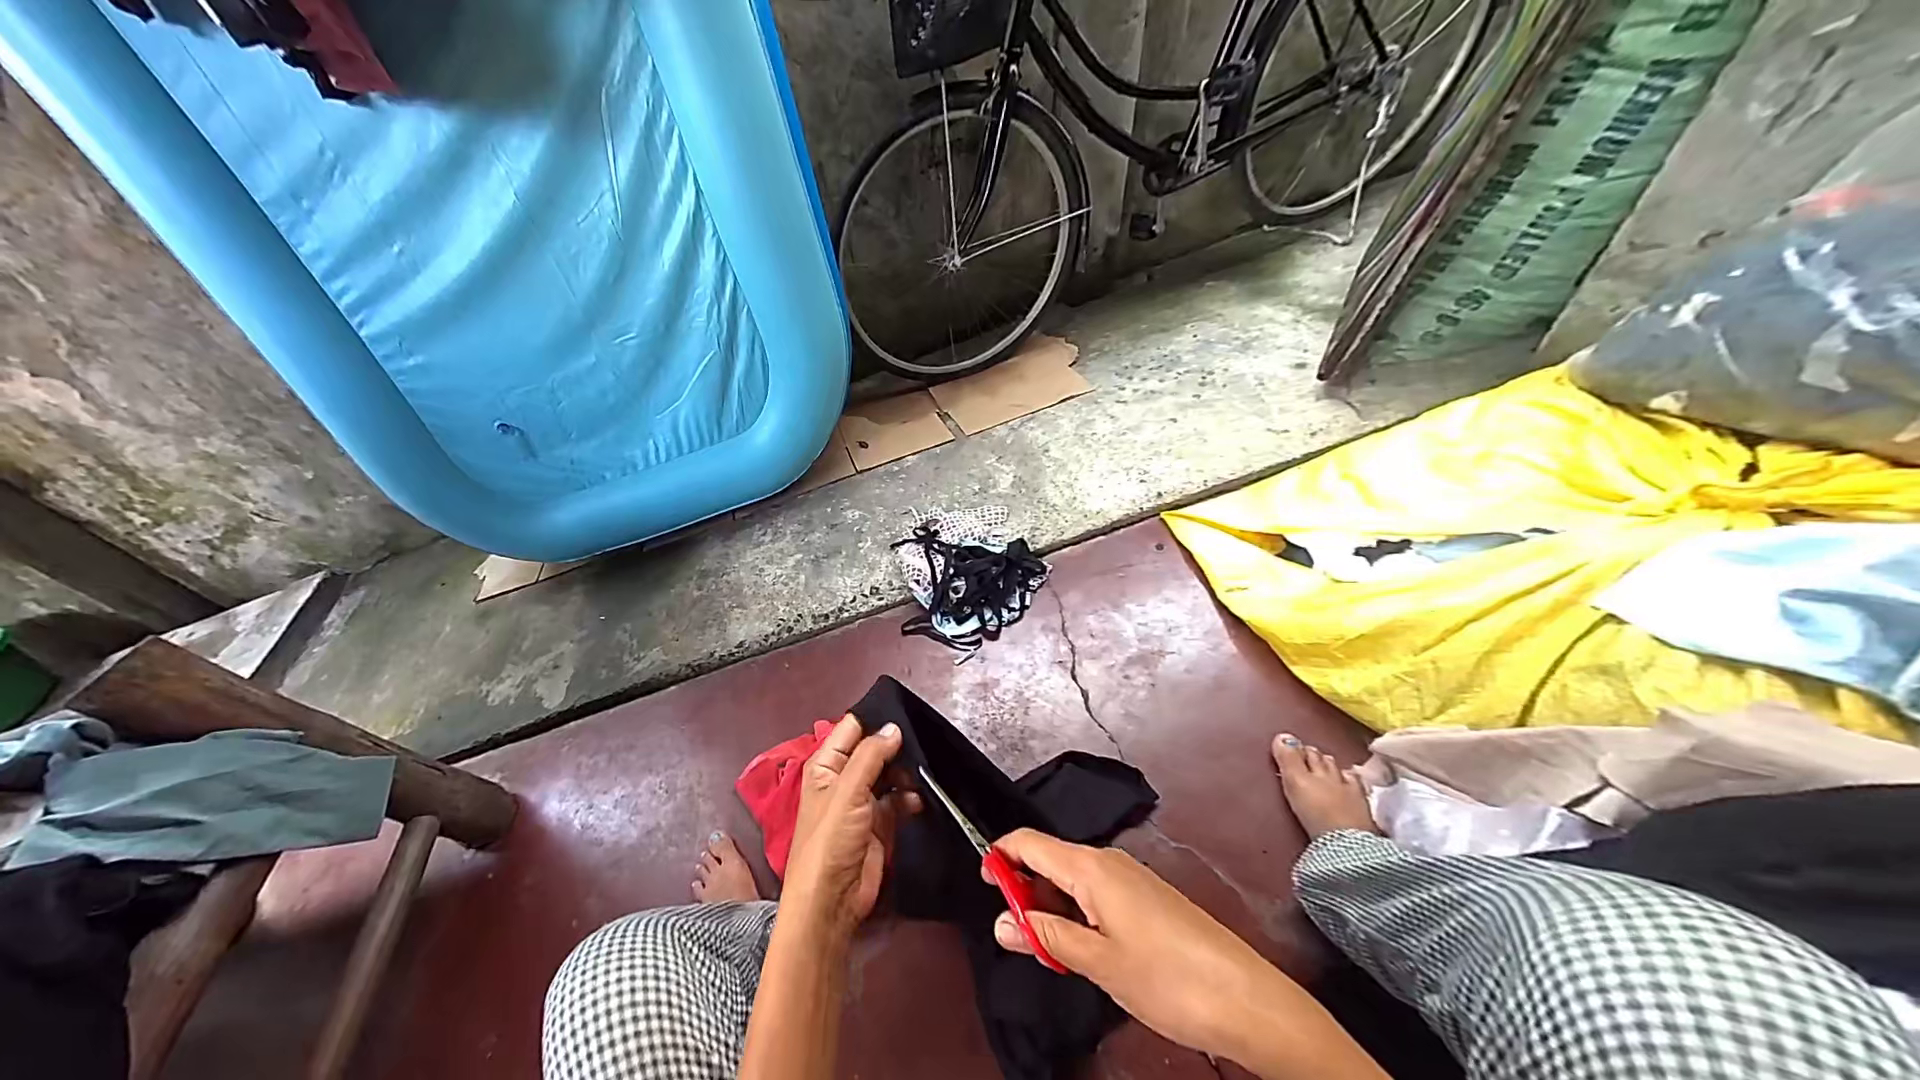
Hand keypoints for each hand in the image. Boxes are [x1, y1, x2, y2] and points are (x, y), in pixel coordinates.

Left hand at [782, 715, 920, 936]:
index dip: (875, 719)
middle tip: (922, 741)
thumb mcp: (847, 791)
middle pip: (875, 750)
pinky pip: (899, 799)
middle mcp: (843, 779)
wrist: (831, 901)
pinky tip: (918, 800)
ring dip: (907, 772)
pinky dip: (910, 797)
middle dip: (897, 745)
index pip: (852, 728)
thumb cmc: (828, 842)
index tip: (905, 711)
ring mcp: (863, 801)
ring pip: (890, 773)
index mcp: (826, 765)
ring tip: (922, 773)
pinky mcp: (880, 822)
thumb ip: (871, 755)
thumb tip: (893, 727)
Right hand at [987, 830, 1383, 1078]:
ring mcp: (1130, 877)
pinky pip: (1096, 892)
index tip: (982, 884)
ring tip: (1050, 950)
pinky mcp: (1146, 896)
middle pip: (1050, 859)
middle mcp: (1108, 861)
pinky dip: (1077, 913)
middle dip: (1025, 890)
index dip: (999, 856)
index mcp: (1090, 867)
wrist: (1246, 997)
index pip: (1029, 842)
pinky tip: (1082, 948)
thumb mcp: (1098, 962)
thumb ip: (1046, 936)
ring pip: (1072, 879)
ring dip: (1051, 906)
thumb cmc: (1166, 978)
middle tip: (1018, 936)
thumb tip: (1003, 922)